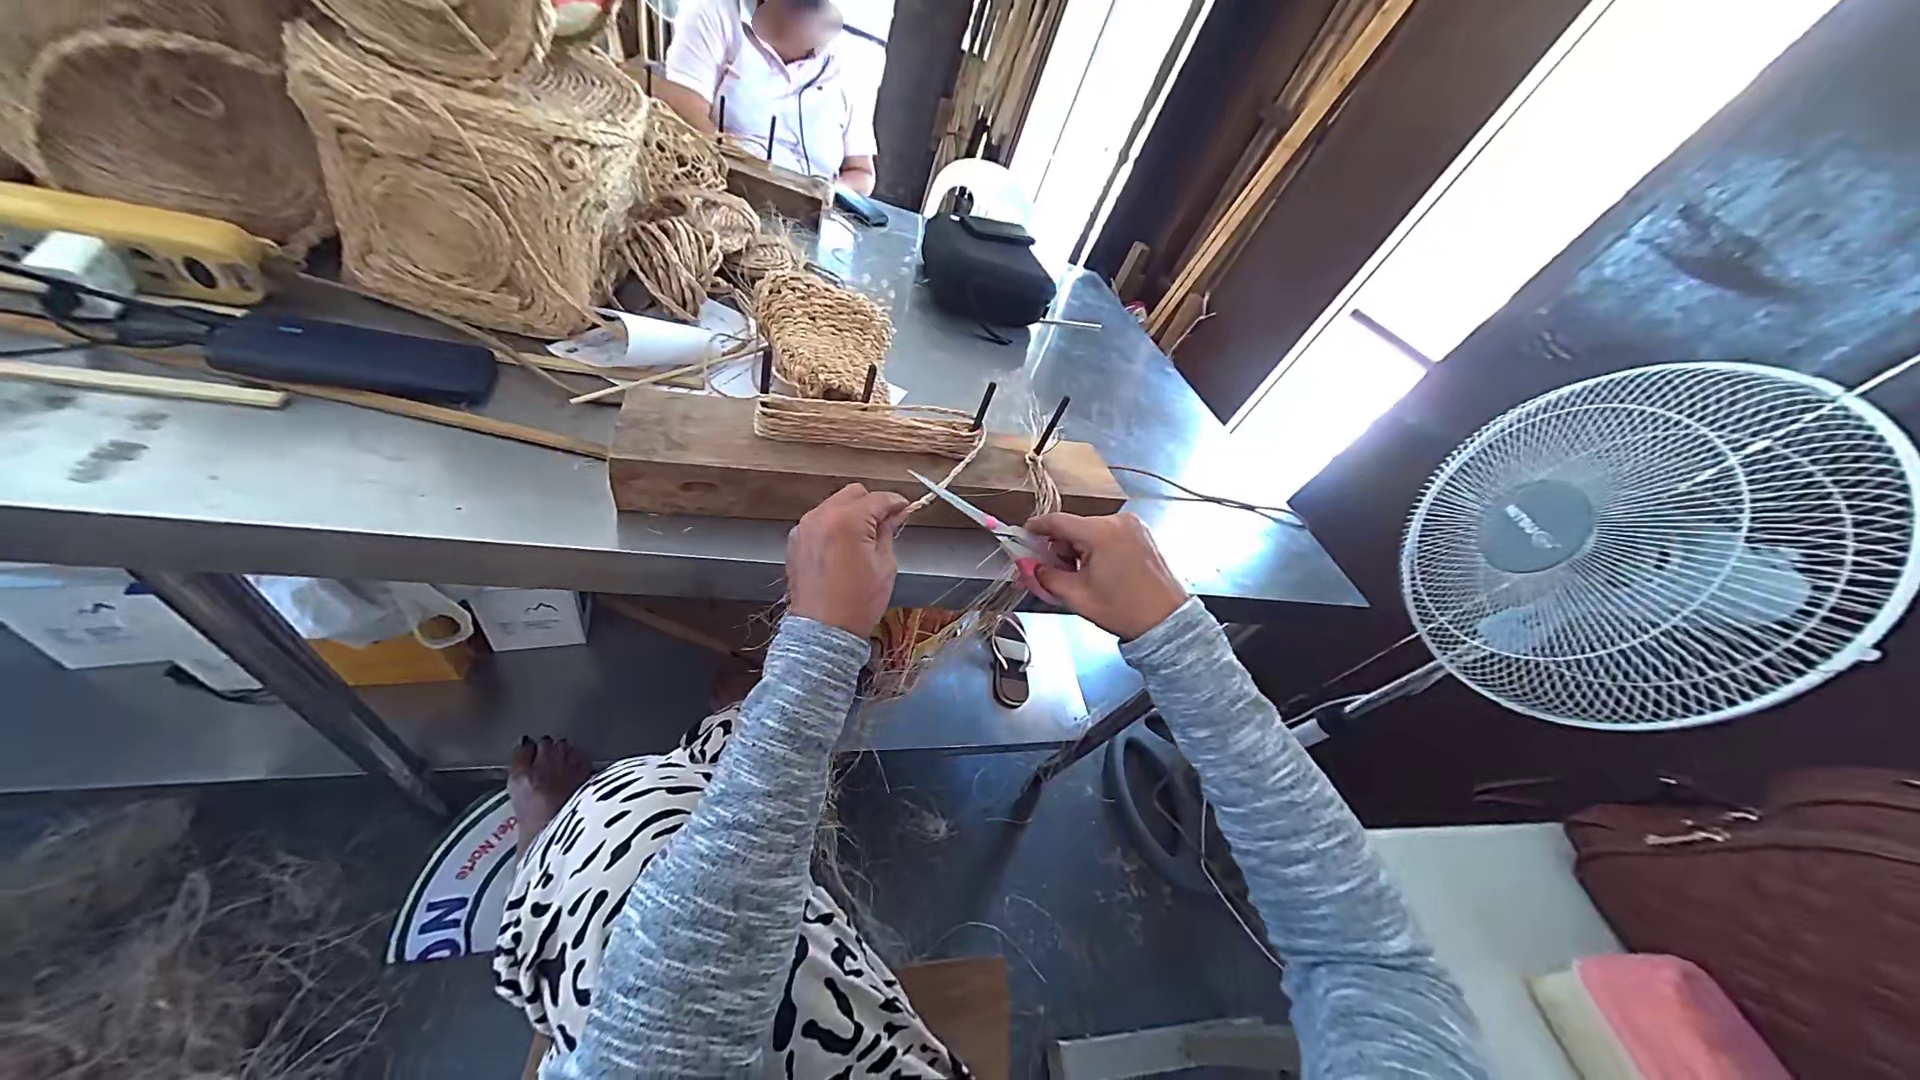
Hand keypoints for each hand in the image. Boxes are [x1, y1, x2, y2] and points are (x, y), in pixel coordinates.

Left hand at [787, 484, 910, 636]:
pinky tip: (845, 545)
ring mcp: (804, 528)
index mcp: (846, 521)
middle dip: (872, 504)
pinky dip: (834, 525)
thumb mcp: (884, 565)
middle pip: (853, 493)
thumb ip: (888, 532)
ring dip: (852, 513)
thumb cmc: (857, 603)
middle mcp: (820, 517)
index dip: (897, 503)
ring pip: (834, 504)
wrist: (823, 632)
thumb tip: (894, 516)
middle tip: (887, 523)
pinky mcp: (796, 541)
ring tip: (866, 537)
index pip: (878, 499)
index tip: (905, 509)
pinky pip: (819, 521)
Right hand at [1024, 512, 1188, 639]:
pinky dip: (1095, 548)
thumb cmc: (1127, 611)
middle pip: (1073, 527)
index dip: (1036, 528)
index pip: (1057, 521)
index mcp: (1101, 533)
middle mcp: (1118, 522)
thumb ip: (1045, 577)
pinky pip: (1107, 534)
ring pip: (1089, 531)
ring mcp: (1132, 526)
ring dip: (1078, 550)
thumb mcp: (1076, 596)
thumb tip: (1028, 566)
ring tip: (1082, 578)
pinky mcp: (1140, 533)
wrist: (1165, 621)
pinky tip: (1098, 571)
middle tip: (1054, 572)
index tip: (1024, 535)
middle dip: (1059, 548)